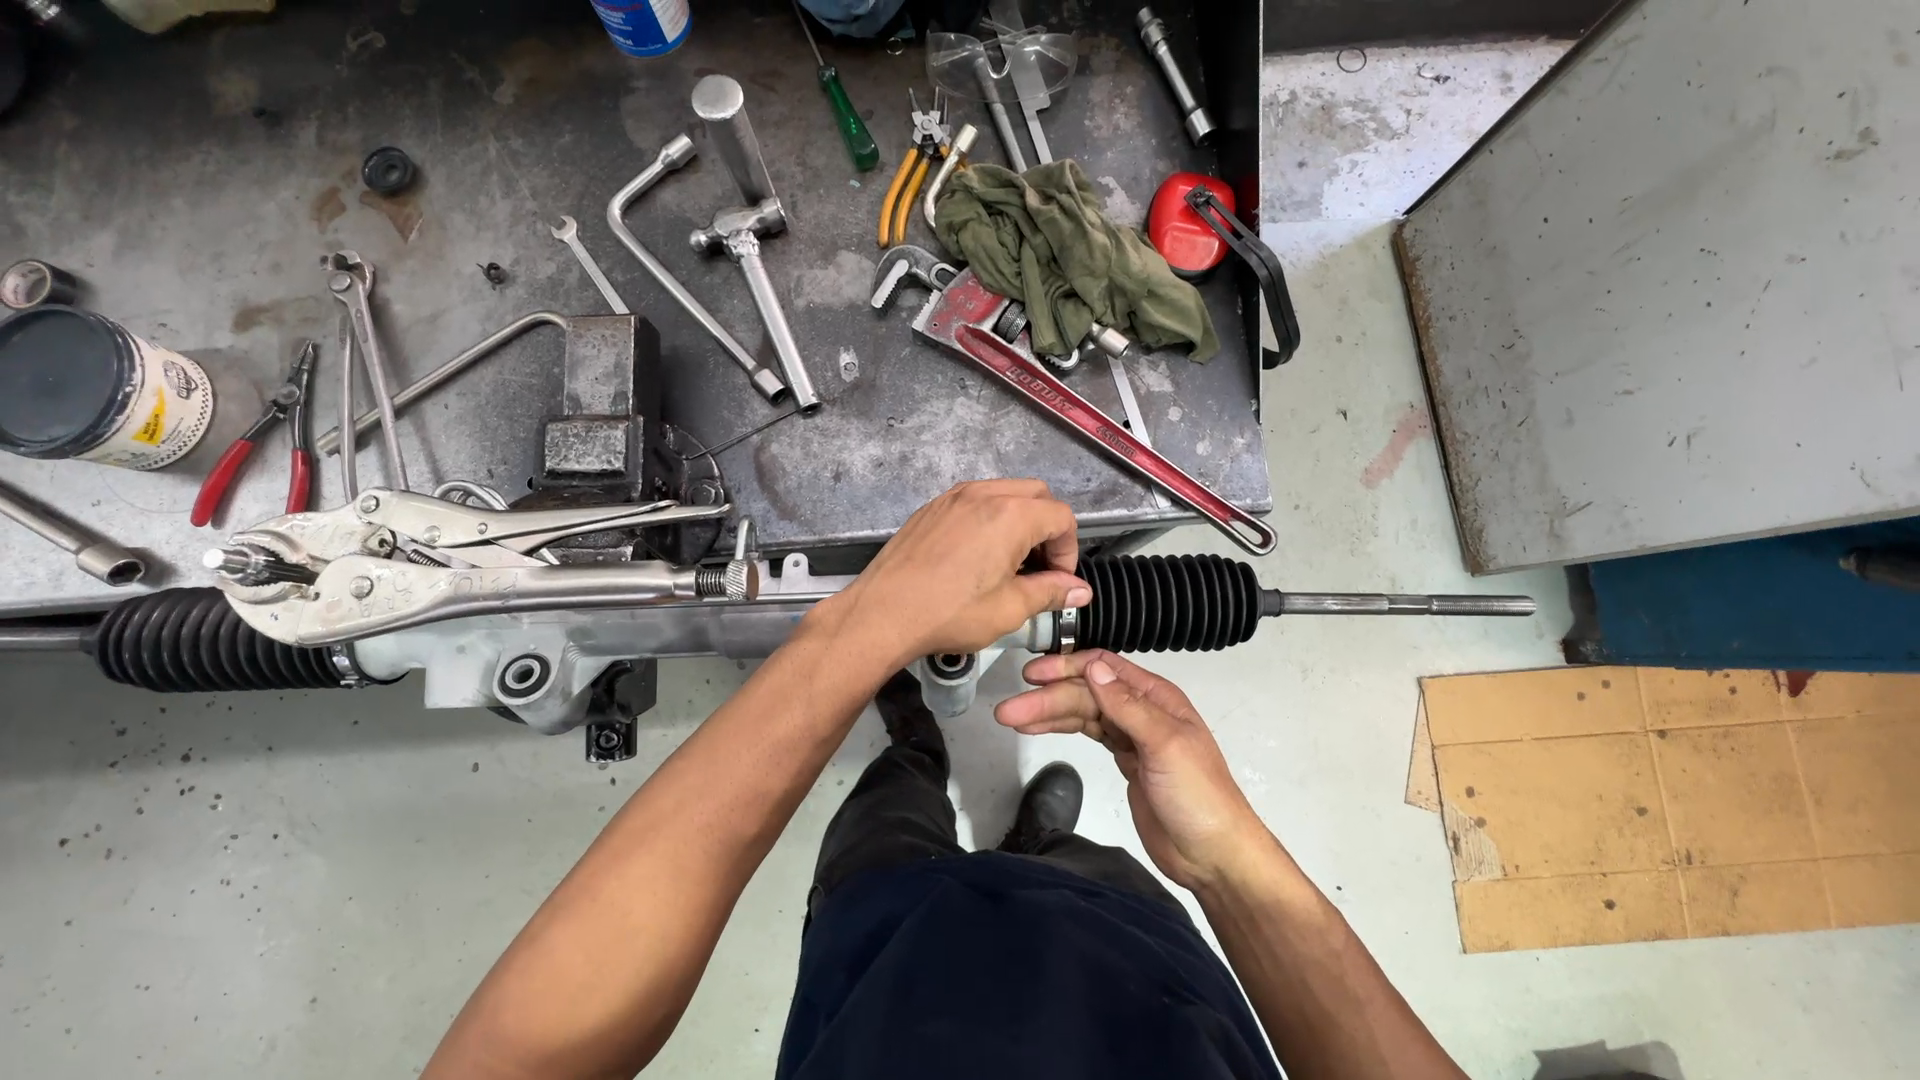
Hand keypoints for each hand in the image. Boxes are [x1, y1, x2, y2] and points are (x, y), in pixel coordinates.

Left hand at [821, 479, 1089, 668]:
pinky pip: (973, 501)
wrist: (883, 613)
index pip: (1061, 517)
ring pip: (1004, 493)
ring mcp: (953, 497)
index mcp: (1011, 515)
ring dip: (1019, 521)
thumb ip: (1050, 592)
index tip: (1058, 580)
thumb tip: (1079, 591)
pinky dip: (989, 519)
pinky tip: (977, 557)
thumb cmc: (948, 613)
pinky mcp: (931, 508)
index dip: (1068, 550)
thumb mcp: (1009, 609)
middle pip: (1036, 495)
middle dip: (1047, 528)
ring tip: (1009, 564)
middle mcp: (984, 494)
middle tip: (1039, 568)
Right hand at [995, 650, 1274, 889]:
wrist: (1213, 854)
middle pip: (1086, 693)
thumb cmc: (1198, 796)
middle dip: (1047, 698)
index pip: (1104, 669)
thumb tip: (1094, 668)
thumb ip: (1128, 706)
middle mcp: (1143, 710)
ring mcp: (1132, 737)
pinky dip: (1061, 729)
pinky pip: (1088, 733)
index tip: (1032, 675)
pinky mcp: (1124, 761)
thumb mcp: (1164, 745)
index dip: (1066, 668)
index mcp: (1157, 698)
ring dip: (1047, 714)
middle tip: (1009, 711)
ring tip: (1011, 719)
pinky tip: (1037, 729)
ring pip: (1082, 713)